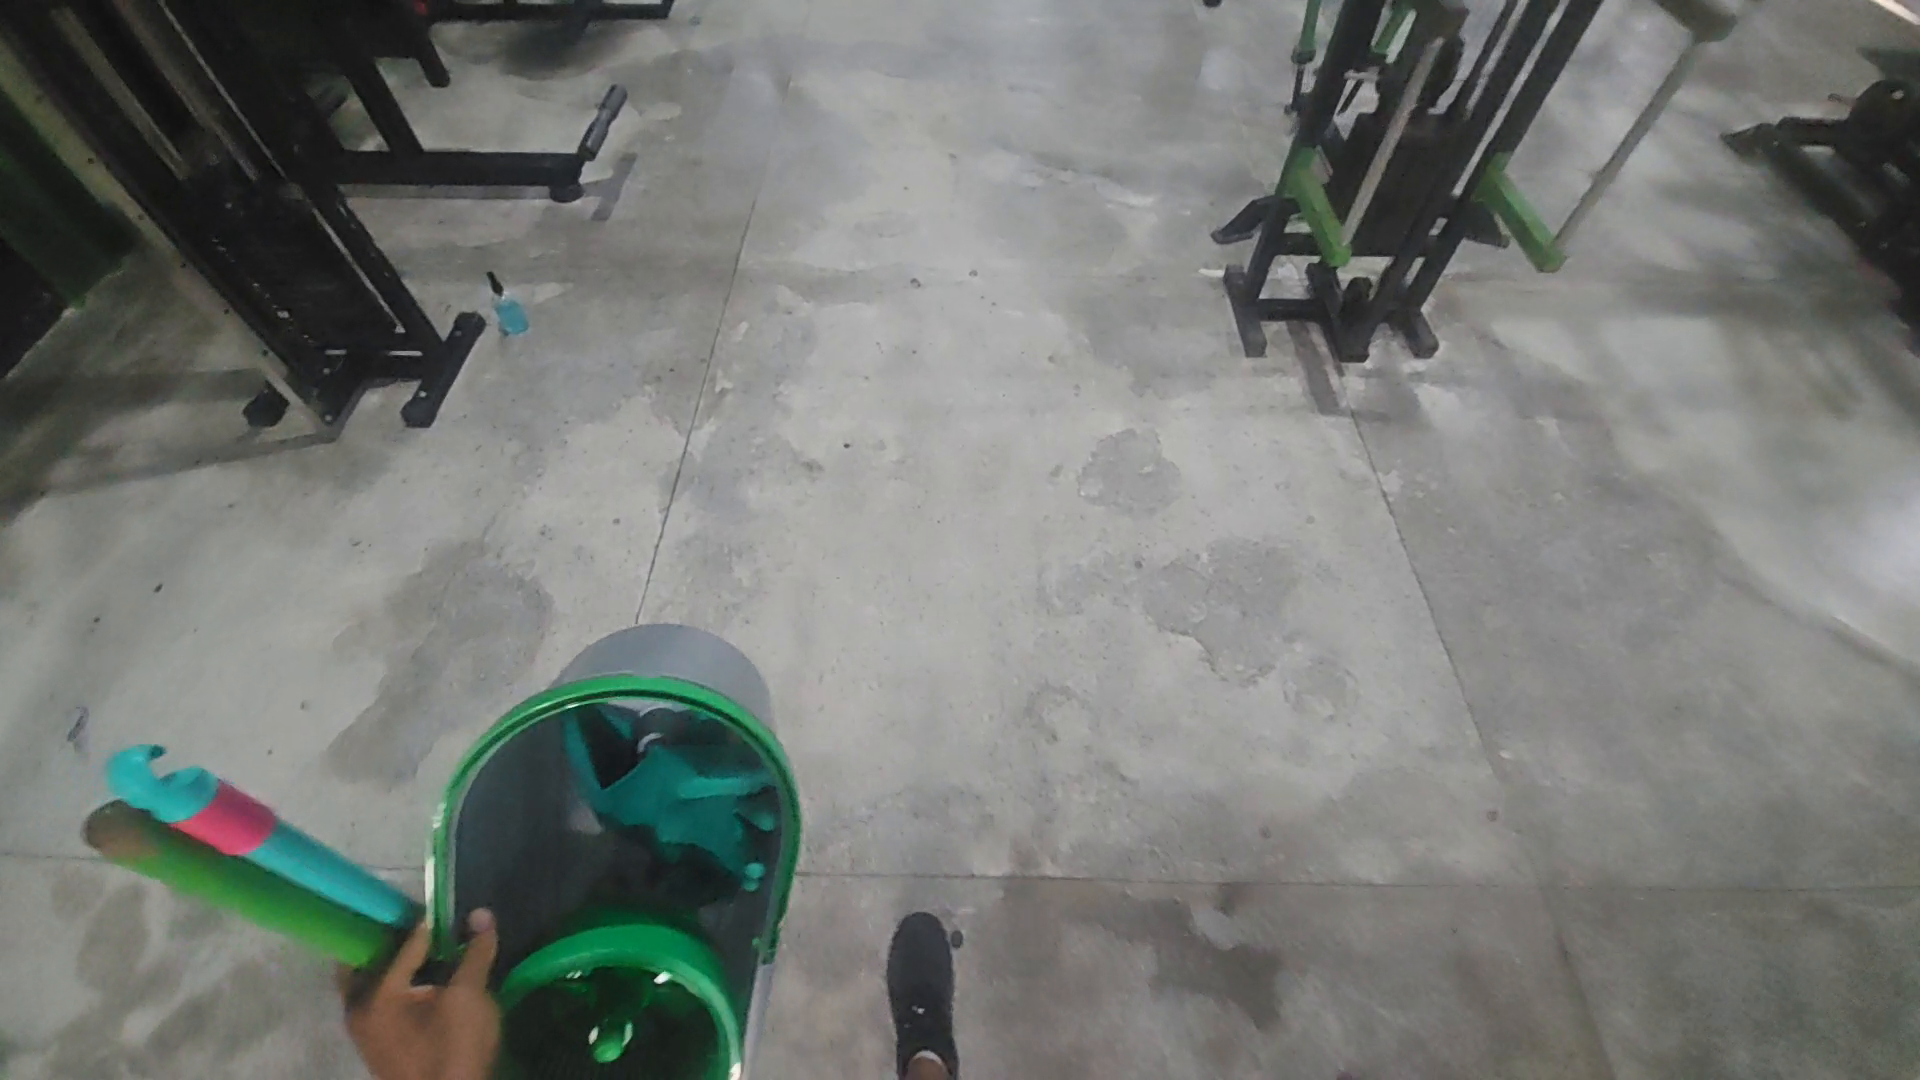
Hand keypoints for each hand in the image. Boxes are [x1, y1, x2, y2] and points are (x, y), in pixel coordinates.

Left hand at [342, 909, 501, 1079]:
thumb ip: (474, 952)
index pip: (403, 943)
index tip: (443, 898)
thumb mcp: (469, 994)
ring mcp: (366, 1027)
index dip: (427, 919)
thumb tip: (481, 913)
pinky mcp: (380, 1037)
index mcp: (377, 996)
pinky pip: (379, 993)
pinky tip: (426, 968)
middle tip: (417, 914)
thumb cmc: (453, 1046)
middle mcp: (359, 1009)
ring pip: (370, 977)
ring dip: (393, 956)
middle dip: (388, 935)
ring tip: (426, 937)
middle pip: (364, 960)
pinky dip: (397, 975)